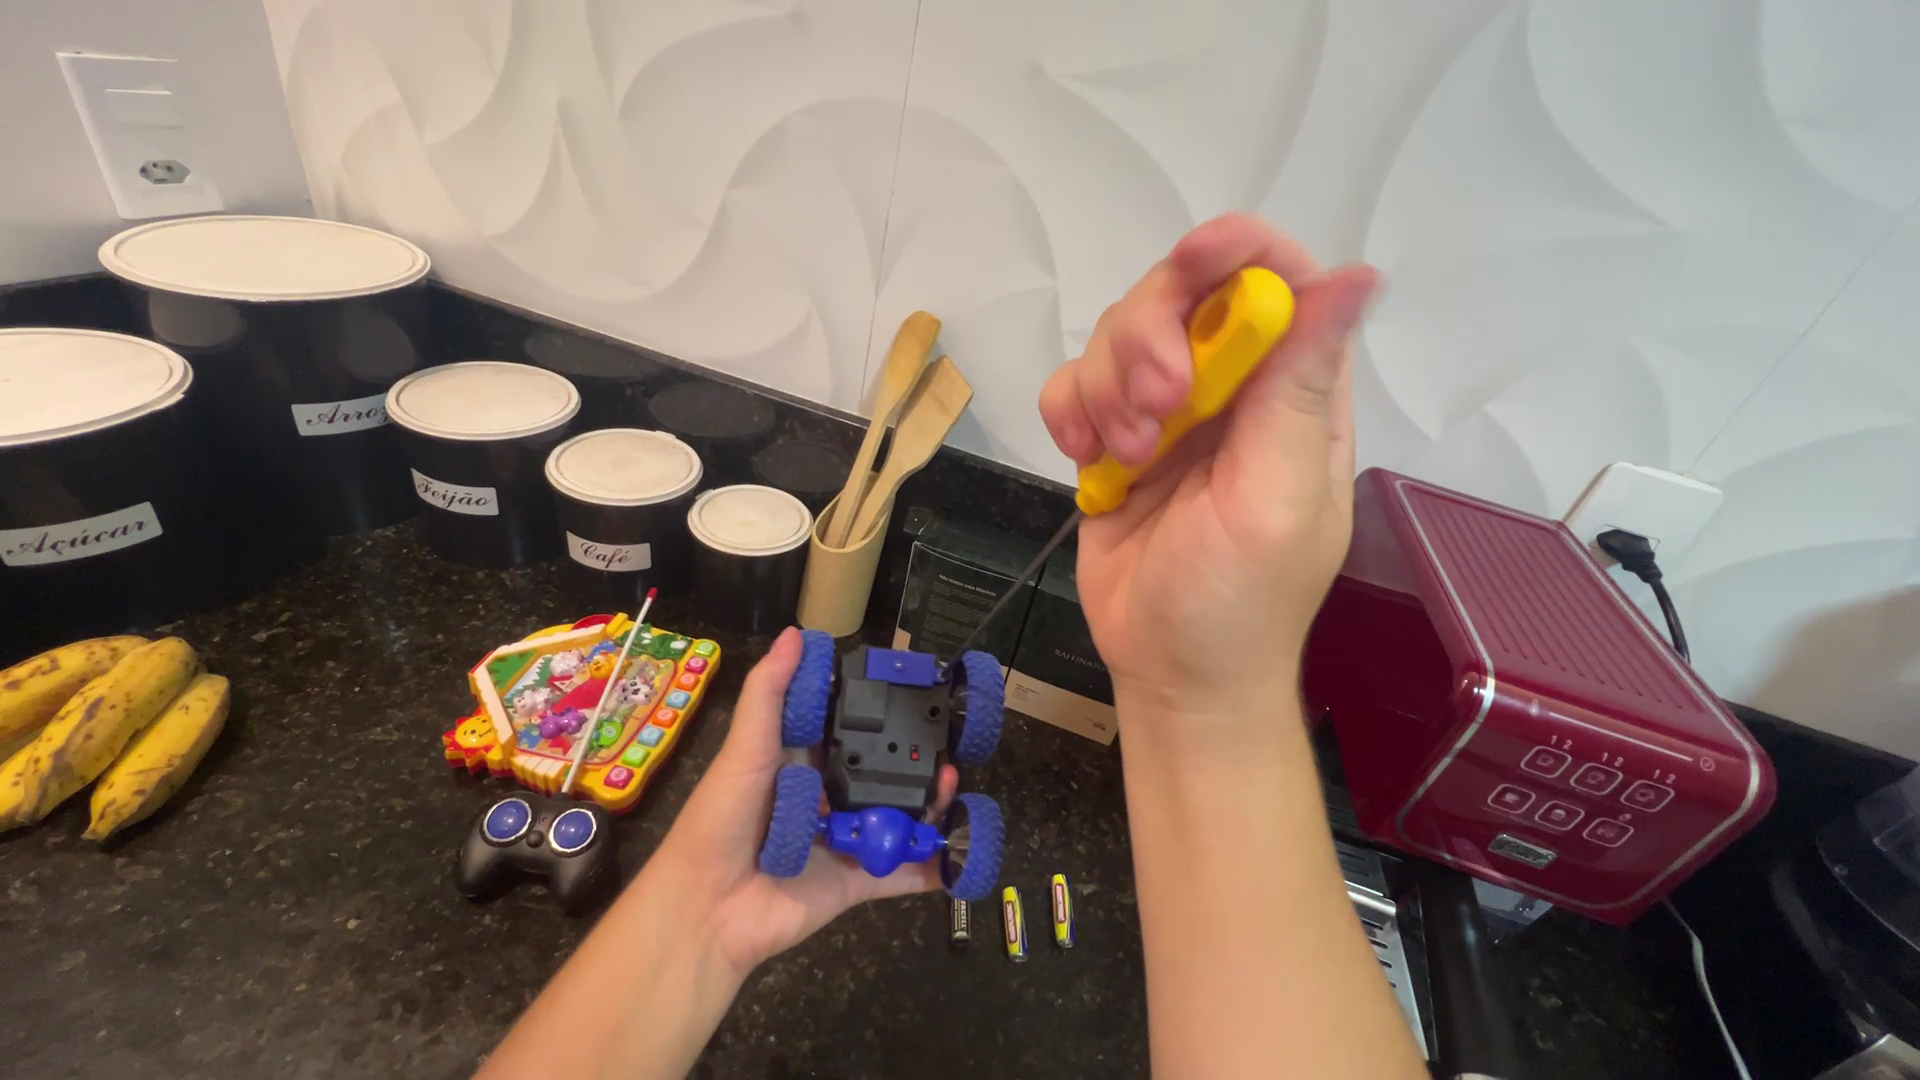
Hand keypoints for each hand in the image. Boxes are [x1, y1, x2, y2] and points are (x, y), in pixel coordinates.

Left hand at [649, 627, 957, 976]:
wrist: (706, 910)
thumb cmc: (722, 820)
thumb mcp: (744, 749)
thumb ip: (770, 694)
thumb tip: (796, 633)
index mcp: (799, 765)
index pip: (846, 731)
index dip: (877, 714)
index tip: (914, 689)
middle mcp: (826, 800)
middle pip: (879, 776)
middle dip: (913, 761)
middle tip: (947, 743)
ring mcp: (844, 842)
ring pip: (896, 819)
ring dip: (929, 805)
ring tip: (953, 784)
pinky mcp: (854, 882)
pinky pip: (899, 874)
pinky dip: (930, 869)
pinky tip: (959, 853)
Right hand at [1039, 214, 1378, 719]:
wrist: (1170, 670)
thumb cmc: (1239, 601)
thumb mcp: (1276, 499)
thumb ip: (1299, 392)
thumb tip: (1356, 275)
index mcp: (1292, 393)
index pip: (1275, 282)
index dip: (1238, 251)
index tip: (1196, 259)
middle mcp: (1228, 389)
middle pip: (1177, 294)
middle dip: (1148, 338)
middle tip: (1152, 409)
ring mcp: (1163, 413)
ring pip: (1114, 337)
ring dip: (1106, 389)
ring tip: (1125, 459)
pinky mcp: (1108, 440)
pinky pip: (1071, 388)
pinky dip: (1068, 412)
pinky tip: (1086, 461)